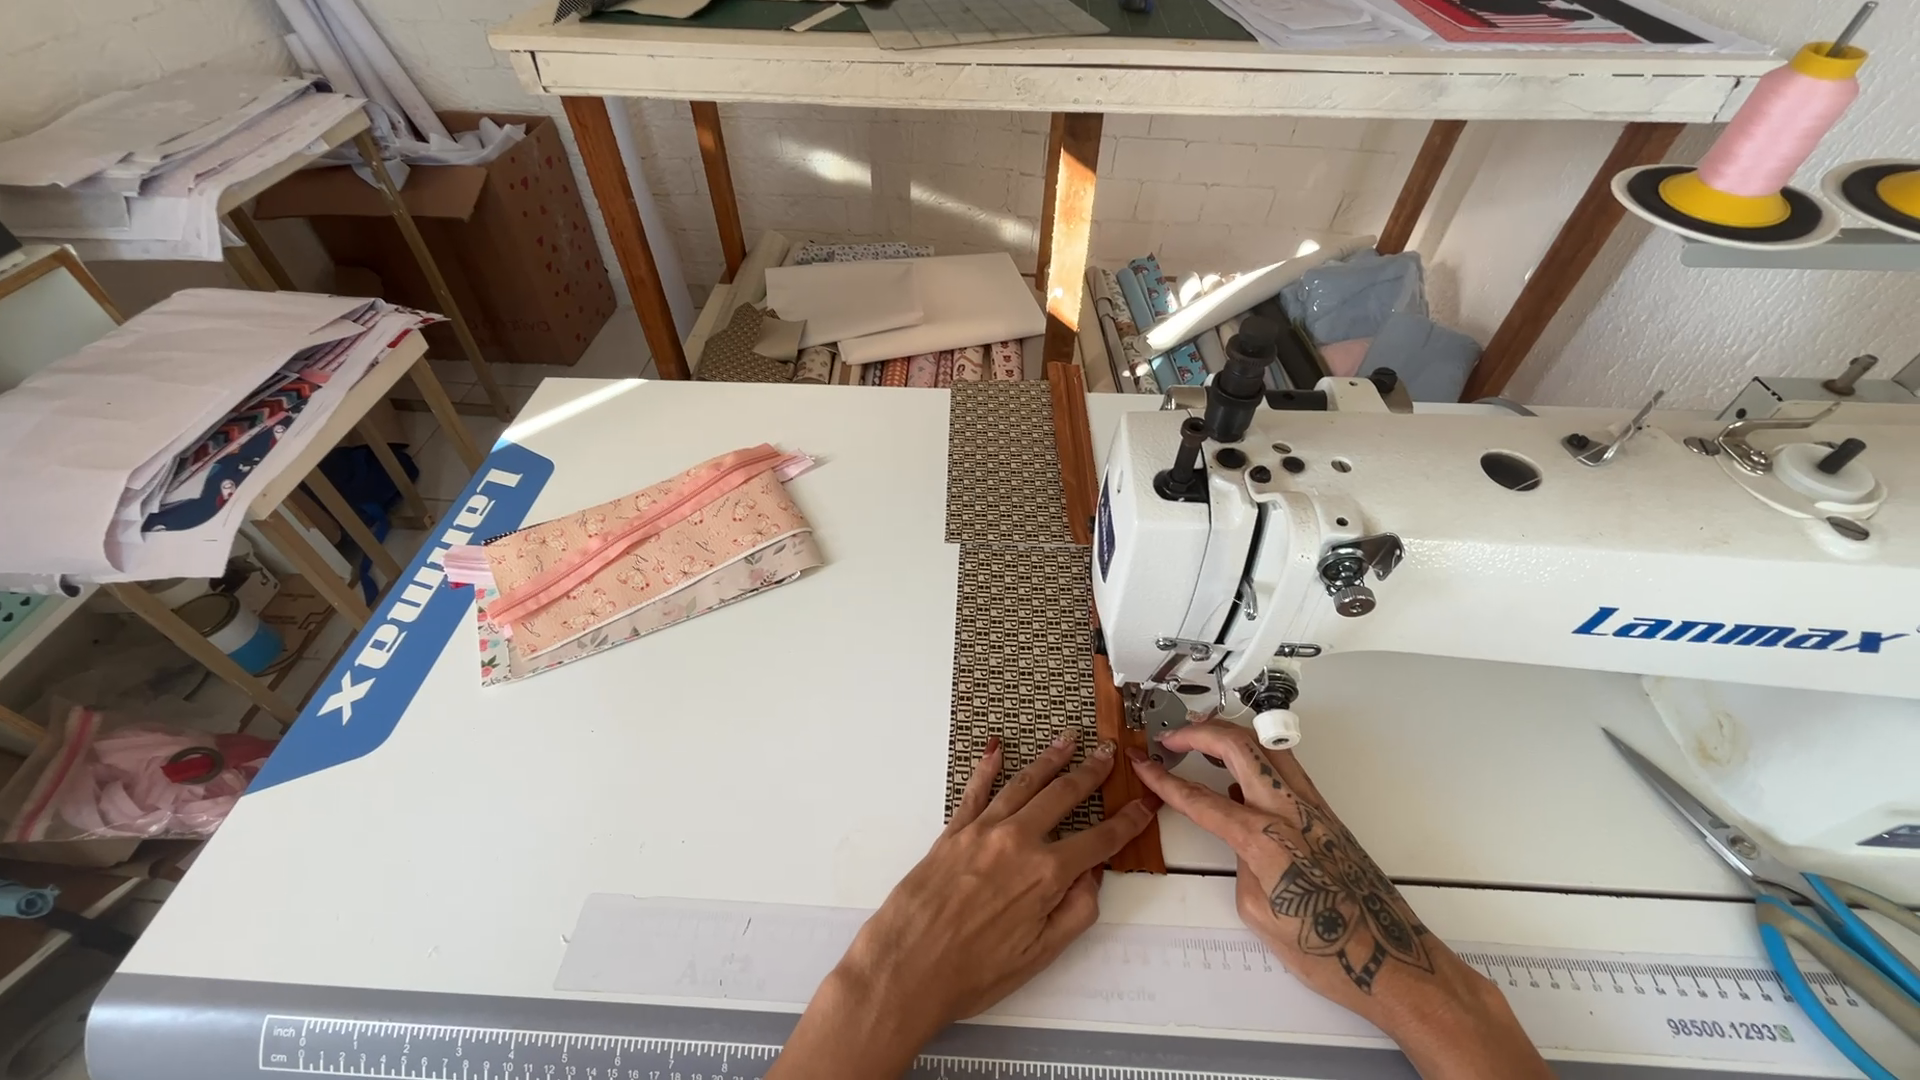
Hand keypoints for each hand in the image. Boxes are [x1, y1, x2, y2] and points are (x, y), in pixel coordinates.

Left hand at [768, 732, 1157, 1079]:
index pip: (1099, 840)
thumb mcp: (1039, 955)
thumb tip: (1093, 879)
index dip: (1126, 822)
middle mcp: (1018, 842)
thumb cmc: (969, 972)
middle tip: (1107, 752)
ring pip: (1024, 783)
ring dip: (1049, 759)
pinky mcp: (954, 830)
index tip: (1141, 805)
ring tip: (1067, 741)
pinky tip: (997, 750)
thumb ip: (1074, 913)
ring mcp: (984, 830)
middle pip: (1063, 796)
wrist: (905, 968)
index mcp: (1046, 875)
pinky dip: (988, 766)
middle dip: (1090, 772)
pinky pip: (976, 790)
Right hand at [1129, 719, 1550, 1079]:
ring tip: (1203, 735)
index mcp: (1264, 837)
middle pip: (1237, 745)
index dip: (1164, 779)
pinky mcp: (1326, 816)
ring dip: (1229, 733)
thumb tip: (1240, 846)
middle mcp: (1290, 811)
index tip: (1145, 764)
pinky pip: (1284, 769)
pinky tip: (1240, 773)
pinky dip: (1255, 758)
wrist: (1393, 962)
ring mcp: (1312, 808)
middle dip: (1197, 732)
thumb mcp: (1258, 912)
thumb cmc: (1331, 950)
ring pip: (1266, 746)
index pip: (1199, 797)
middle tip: (1172, 736)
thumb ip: (1241, 865)